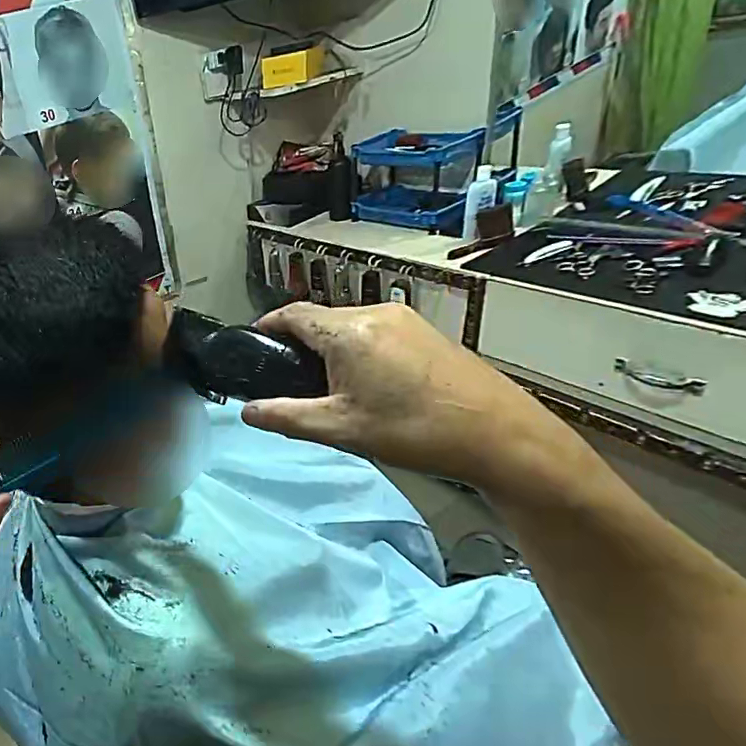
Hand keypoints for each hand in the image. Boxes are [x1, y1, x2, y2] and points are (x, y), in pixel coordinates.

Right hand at [241, 303, 604, 503]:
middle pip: (321, 318)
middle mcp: (374, 312)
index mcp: (347, 330)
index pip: (291, 313)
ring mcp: (405, 318)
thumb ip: (288, 417)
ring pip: (351, 324)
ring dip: (333, 347)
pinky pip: (378, 330)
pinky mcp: (426, 330)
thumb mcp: (343, 430)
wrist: (496, 433)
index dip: (268, 327)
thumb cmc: (413, 431)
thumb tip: (249, 412)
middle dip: (301, 343)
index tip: (255, 348)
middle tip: (294, 382)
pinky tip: (371, 382)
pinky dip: (361, 348)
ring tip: (332, 388)